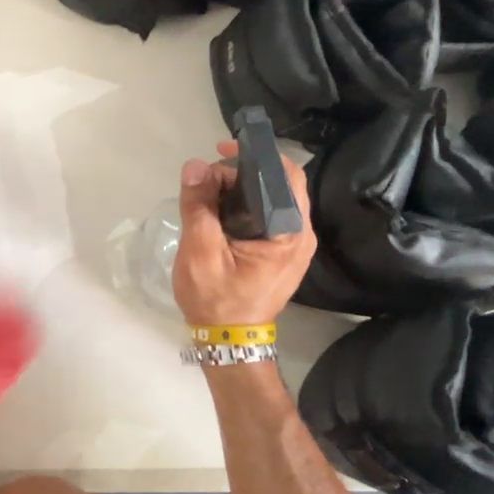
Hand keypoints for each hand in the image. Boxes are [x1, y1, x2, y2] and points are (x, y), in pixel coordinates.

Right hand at [173, 140, 316, 327]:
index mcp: (289, 232)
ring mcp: (292, 244)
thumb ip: (199, 206)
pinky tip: (217, 210)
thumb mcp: (200, 251)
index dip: (255, 155)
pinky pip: (266, 215)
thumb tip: (195, 165)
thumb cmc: (217, 299)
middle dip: (241, 171)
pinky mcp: (280, 252)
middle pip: (278, 184)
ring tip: (206, 192)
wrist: (229, 342)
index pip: (285, 176)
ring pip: (271, 198)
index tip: (220, 152)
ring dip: (239, 187)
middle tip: (205, 178)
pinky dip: (243, 204)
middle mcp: (299, 234)